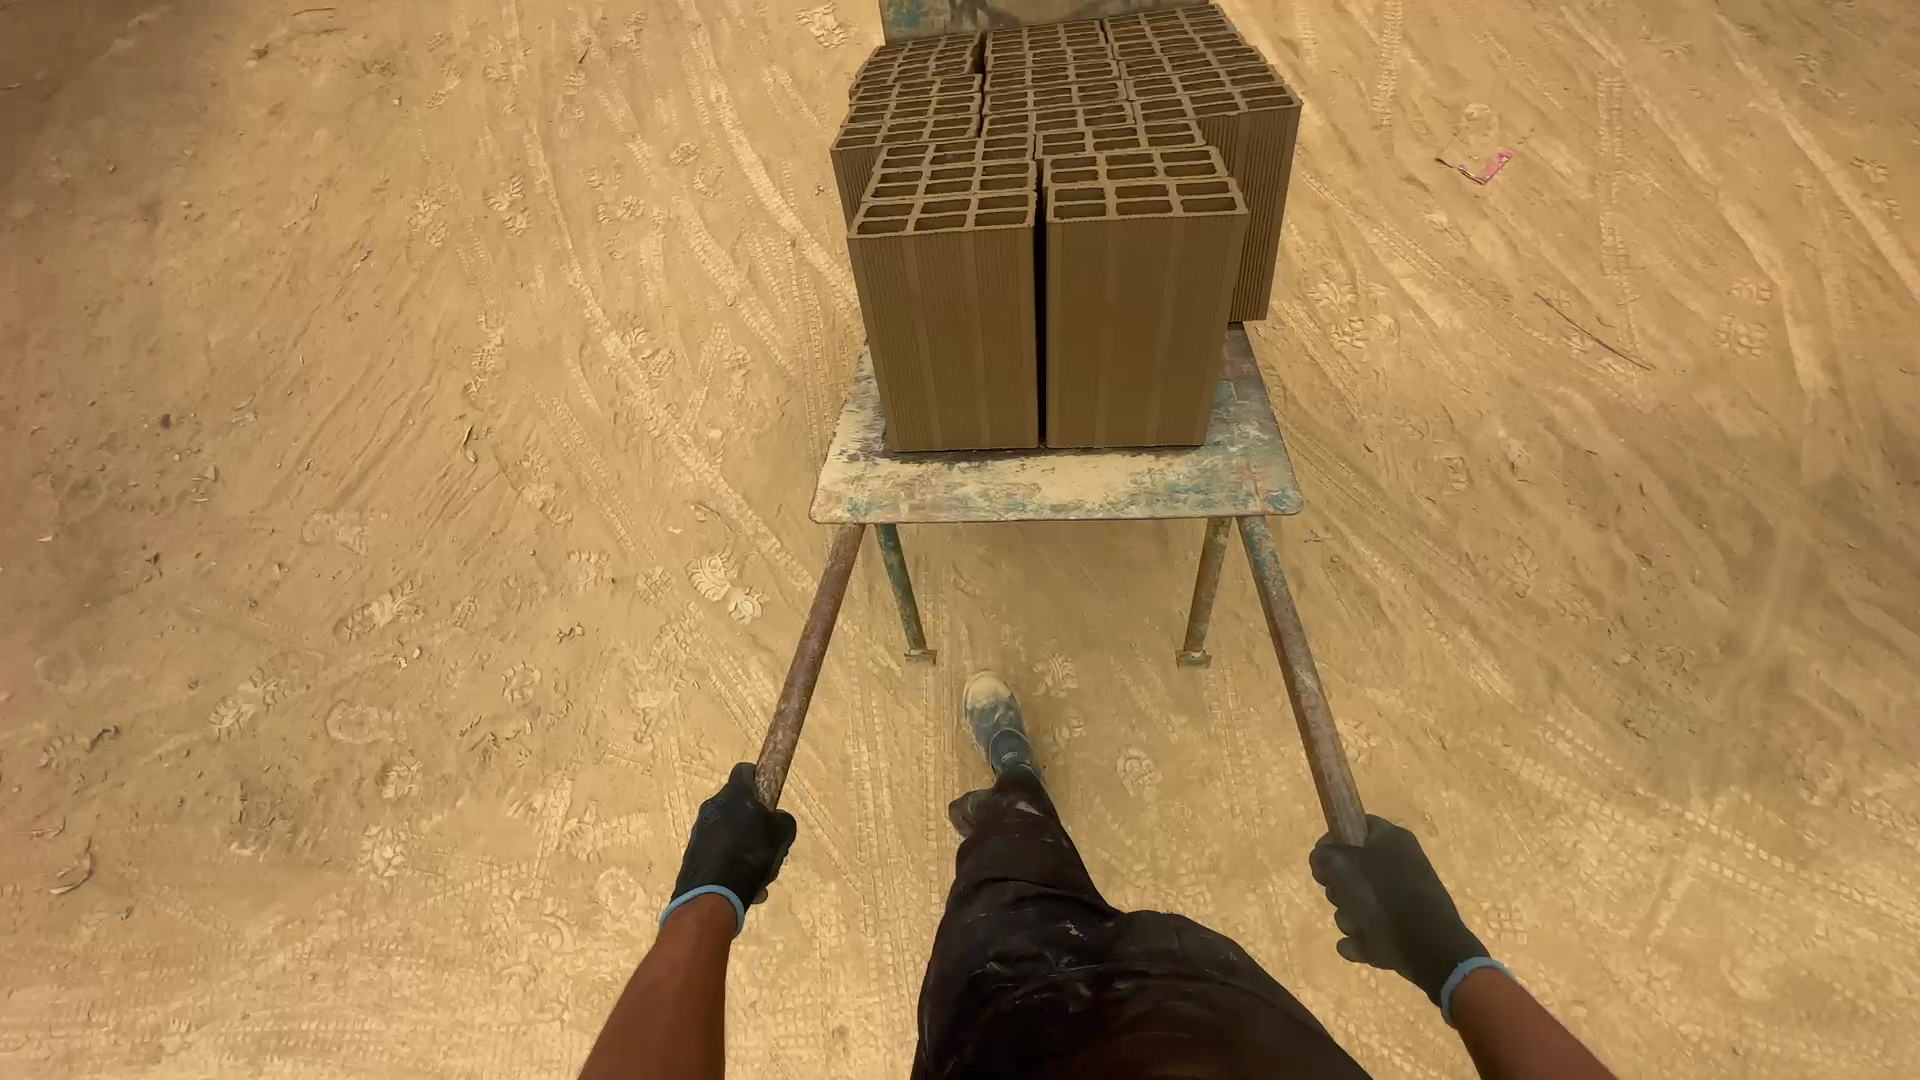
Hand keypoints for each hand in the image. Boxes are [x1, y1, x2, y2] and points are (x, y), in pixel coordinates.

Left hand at [667, 763, 797, 932]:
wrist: (713, 894)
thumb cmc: (752, 852)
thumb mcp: (782, 833)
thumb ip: (782, 820)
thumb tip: (776, 819)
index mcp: (734, 794)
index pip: (745, 770)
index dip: (758, 777)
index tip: (768, 792)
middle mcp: (712, 807)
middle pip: (737, 805)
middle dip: (753, 822)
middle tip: (767, 842)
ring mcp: (699, 832)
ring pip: (729, 834)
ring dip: (744, 849)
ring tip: (761, 875)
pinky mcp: (691, 856)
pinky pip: (719, 855)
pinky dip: (733, 867)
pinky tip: (748, 890)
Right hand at [1309, 814, 1487, 1004]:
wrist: (1428, 950)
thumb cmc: (1383, 894)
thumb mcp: (1341, 861)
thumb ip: (1324, 854)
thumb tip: (1322, 861)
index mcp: (1392, 841)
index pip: (1356, 825)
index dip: (1334, 838)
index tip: (1323, 856)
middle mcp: (1398, 867)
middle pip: (1351, 869)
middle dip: (1338, 887)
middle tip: (1342, 893)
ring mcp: (1400, 903)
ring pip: (1355, 904)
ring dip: (1349, 917)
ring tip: (1358, 926)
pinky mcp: (1399, 934)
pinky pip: (1365, 934)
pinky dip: (1359, 941)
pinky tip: (1360, 944)